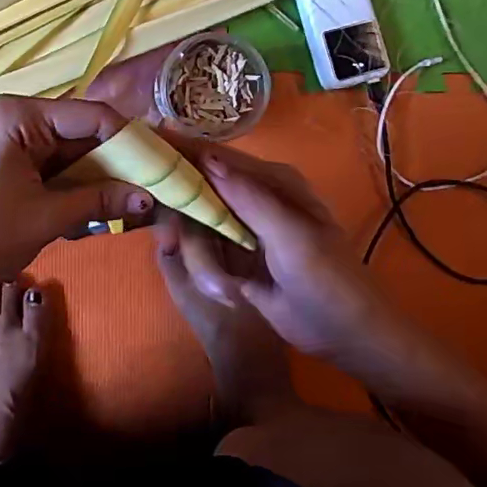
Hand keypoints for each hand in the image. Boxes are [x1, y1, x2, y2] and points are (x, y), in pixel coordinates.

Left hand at [0, 96, 152, 323]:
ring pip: (62, 149)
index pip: (90, 115)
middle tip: (147, 187)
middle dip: (111, 162)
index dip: (129, 140)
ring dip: (90, 176)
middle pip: (76, 130)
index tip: (160, 165)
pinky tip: (86, 209)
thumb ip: (101, 199)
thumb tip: (149, 198)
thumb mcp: (49, 217)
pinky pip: (42, 162)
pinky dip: (66, 183)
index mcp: (15, 115)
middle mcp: (6, 113)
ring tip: (122, 204)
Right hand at [151, 143, 391, 361]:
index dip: (178, 151)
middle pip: (193, 195)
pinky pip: (200, 257)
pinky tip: (233, 294)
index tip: (141, 150)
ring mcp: (238, 230)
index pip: (215, 156)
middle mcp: (250, 198)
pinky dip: (209, 276)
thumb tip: (207, 157)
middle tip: (173, 246)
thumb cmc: (327, 279)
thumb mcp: (292, 236)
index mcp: (270, 181)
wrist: (345, 336)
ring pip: (193, 231)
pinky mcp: (230, 258)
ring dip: (204, 263)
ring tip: (229, 289)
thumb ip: (249, 196)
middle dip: (188, 228)